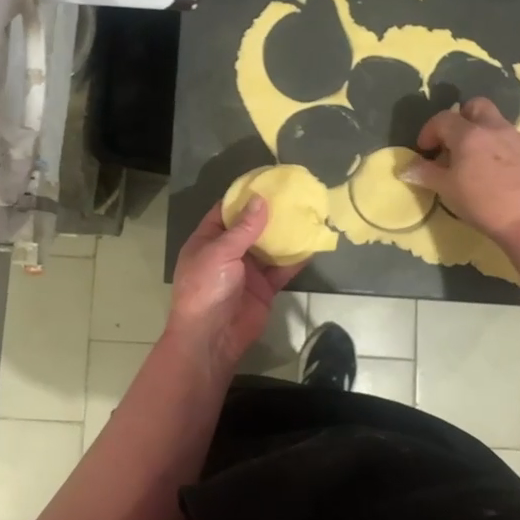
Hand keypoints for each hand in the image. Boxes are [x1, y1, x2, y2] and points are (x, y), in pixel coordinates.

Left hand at [165, 197, 306, 368]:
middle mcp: (227, 252)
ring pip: (269, 247)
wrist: (211, 338)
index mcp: (208, 240)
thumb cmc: (206, 288)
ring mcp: (247, 271)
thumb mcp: (220, 252)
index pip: (226, 211)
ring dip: (285, 234)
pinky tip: (312, 244)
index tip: (267, 180)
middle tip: (294, 194)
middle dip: (270, 213)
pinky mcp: (264, 288)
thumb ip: (243, 228)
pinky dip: (295, 259)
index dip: (244, 196)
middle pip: (251, 227)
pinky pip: (281, 269)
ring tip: (307, 214)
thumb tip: (260, 200)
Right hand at [407, 97, 519, 241]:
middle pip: (475, 106)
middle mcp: (494, 128)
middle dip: (460, 118)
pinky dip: (497, 147)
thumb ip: (426, 174)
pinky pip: (509, 139)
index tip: (425, 151)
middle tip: (453, 143)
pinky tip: (495, 172)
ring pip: (494, 122)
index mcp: (469, 134)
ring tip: (473, 160)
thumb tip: (407, 168)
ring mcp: (517, 138)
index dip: (429, 131)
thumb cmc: (482, 203)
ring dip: (480, 133)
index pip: (443, 119)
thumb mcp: (447, 190)